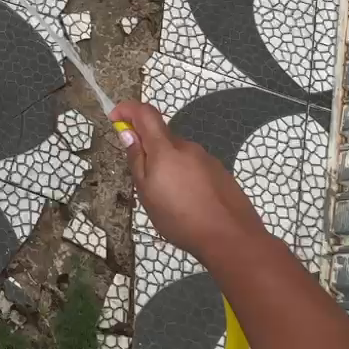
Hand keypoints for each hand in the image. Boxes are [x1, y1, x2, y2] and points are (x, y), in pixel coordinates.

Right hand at [112, 100, 271, 262]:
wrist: (233, 240)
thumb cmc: (180, 218)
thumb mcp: (146, 192)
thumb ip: (137, 159)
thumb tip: (128, 134)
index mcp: (166, 149)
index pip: (145, 113)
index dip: (127, 109)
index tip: (115, 119)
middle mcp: (188, 147)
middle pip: (162, 137)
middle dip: (149, 149)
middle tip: (145, 180)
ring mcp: (208, 159)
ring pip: (179, 154)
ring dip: (168, 165)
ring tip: (170, 198)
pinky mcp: (222, 173)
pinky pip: (195, 166)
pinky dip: (185, 176)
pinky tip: (190, 202)